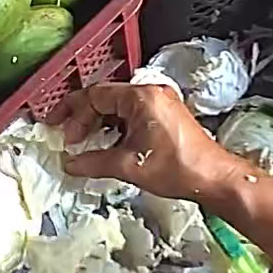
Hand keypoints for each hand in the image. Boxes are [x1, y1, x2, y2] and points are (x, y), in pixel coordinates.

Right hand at [43, 83, 250, 202]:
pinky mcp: (164, 115)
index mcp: (141, 98)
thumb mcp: (127, 166)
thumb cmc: (178, 168)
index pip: (94, 95)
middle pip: (104, 98)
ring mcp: (159, 102)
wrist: (214, 178)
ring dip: (97, 122)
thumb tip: (69, 164)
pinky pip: (130, 114)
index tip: (58, 128)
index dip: (72, 113)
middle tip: (67, 137)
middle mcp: (150, 93)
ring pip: (116, 106)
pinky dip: (113, 126)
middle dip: (82, 117)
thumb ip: (93, 162)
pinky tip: (104, 143)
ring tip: (83, 142)